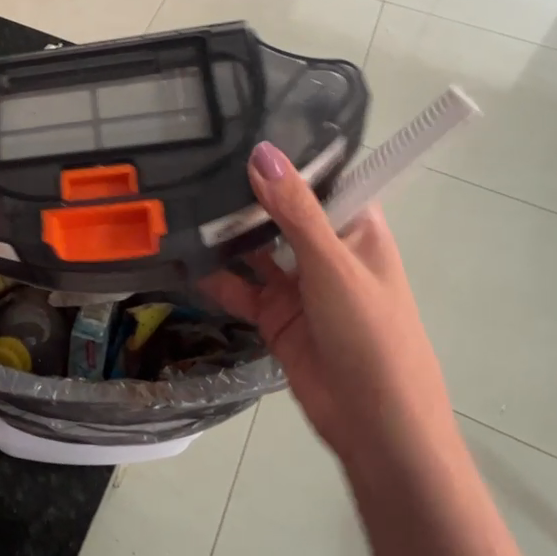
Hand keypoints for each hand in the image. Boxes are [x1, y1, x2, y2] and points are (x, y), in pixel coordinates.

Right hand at [200, 142, 455, 468]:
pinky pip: (239, 287)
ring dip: (225, 233)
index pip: (322, 180)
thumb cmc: (371, 335)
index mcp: (356, 231)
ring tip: (179, 201)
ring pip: (255, 248)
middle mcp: (326, 251)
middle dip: (245, 193)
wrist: (377, 426)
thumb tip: (262, 151)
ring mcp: (299, 285)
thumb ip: (295, 210)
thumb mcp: (333, 265)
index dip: (288, 158)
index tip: (242, 128)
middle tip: (195, 158)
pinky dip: (214, 276)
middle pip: (281, 212)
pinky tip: (182, 257)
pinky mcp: (275, 316)